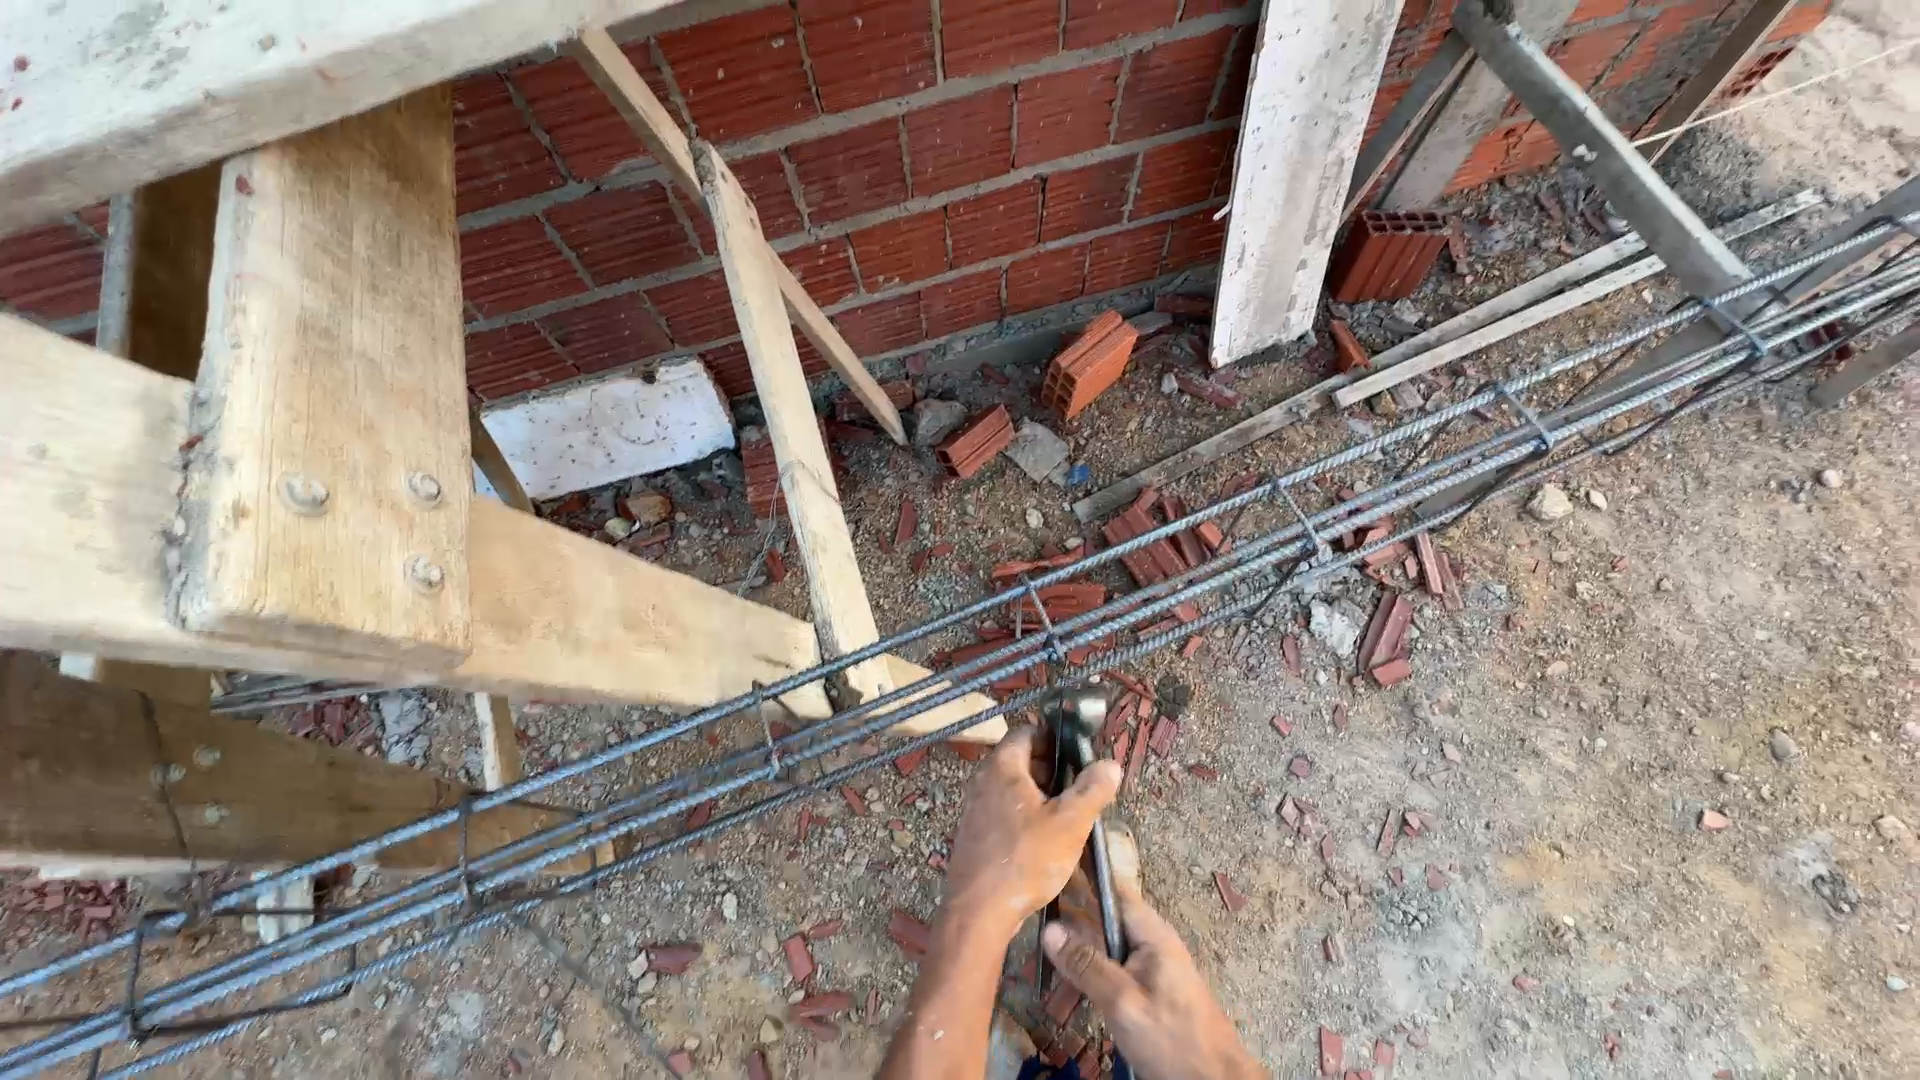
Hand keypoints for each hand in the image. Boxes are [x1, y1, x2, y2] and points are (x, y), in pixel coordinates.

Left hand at [939, 726, 1121, 942]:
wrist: (979, 911)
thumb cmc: (1025, 859)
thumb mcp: (1070, 823)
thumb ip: (1092, 790)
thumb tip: (1110, 764)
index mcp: (1002, 766)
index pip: (1027, 732)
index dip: (1053, 738)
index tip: (1077, 754)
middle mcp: (982, 779)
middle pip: (1019, 759)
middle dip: (1049, 768)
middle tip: (1077, 786)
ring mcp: (975, 807)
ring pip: (1012, 787)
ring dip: (1038, 794)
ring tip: (1065, 814)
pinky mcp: (974, 833)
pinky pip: (1002, 810)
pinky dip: (1023, 814)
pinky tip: (1042, 838)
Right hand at [1043, 892, 1264, 1079]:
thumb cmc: (1173, 1038)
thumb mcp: (1123, 1002)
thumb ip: (1086, 965)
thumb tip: (1048, 929)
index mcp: (1152, 932)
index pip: (1113, 889)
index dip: (1083, 875)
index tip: (1049, 870)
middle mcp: (1153, 941)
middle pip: (1106, 916)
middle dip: (1073, 913)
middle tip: (1033, 912)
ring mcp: (1153, 965)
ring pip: (1107, 943)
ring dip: (1080, 945)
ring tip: (1043, 945)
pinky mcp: (1150, 988)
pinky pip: (1114, 966)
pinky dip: (1092, 967)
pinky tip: (1069, 977)